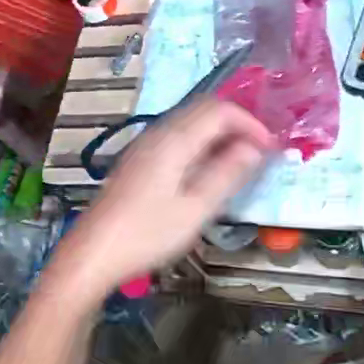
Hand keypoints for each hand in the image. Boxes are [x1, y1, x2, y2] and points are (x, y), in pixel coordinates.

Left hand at [45, 97, 271, 301]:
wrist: (93, 252)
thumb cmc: (147, 234)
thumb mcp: (196, 209)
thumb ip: (227, 174)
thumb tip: (254, 148)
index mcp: (174, 140)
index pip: (220, 110)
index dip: (250, 122)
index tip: (271, 147)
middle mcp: (158, 133)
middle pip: (204, 110)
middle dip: (237, 124)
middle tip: (260, 152)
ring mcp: (145, 145)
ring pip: (189, 122)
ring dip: (219, 134)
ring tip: (240, 162)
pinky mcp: (138, 159)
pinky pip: (176, 136)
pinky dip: (200, 143)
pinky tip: (207, 170)